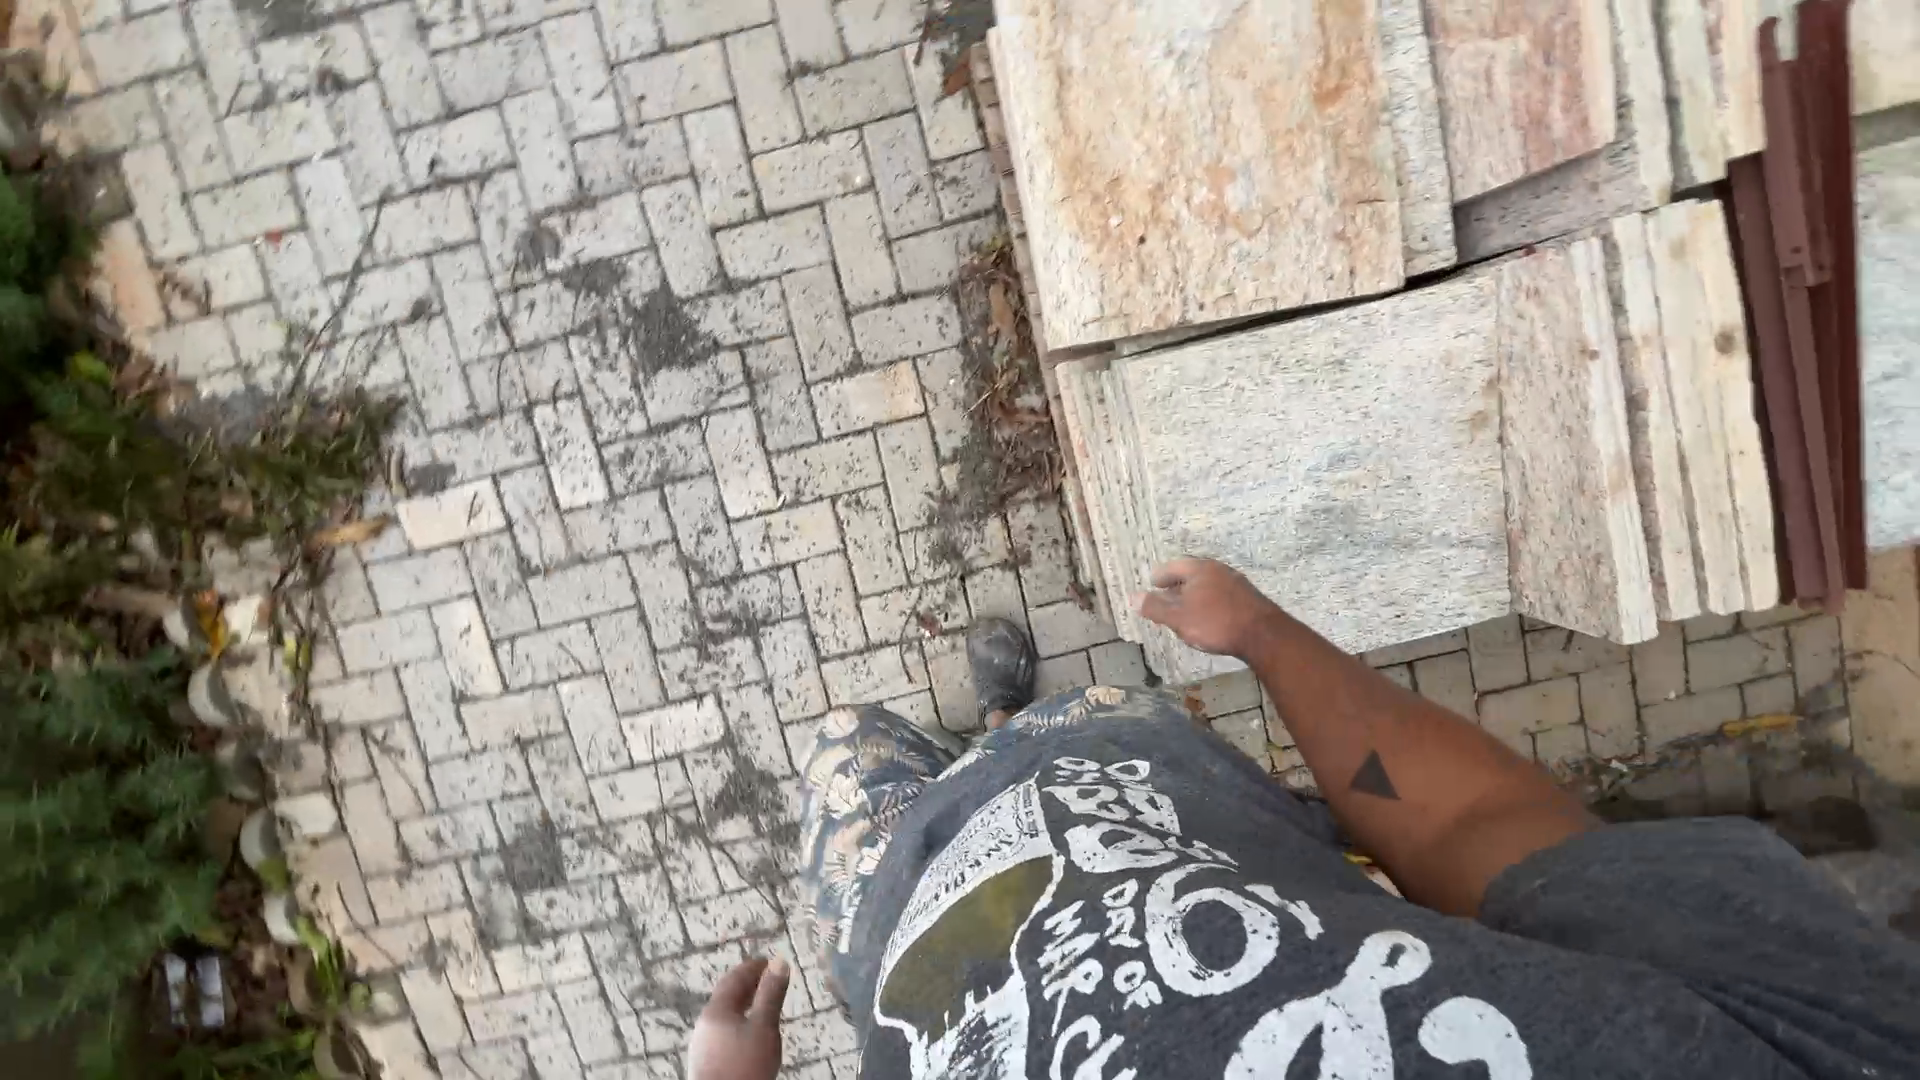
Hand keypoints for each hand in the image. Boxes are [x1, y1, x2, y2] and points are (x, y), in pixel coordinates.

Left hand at [688, 957, 789, 1079]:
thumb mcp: (764, 1027)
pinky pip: (725, 1032)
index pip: (733, 978)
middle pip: (727, 996)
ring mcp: (703, 1045)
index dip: (752, 967)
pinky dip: (741, 1022)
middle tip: (769, 980)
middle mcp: (705, 1024)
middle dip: (749, 985)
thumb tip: (779, 961)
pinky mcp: (707, 1063)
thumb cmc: (744, 1066)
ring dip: (745, 1005)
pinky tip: (752, 1034)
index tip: (770, 961)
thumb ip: (771, 994)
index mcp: (716, 1010)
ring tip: (765, 1005)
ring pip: (726, 1016)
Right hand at [1134, 557, 1284, 658]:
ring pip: (1207, 584)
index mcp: (1199, 569)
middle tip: (1166, 598)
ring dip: (1194, 594)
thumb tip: (1132, 597)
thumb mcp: (1178, 618)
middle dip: (1176, 586)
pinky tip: (1208, 616)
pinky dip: (1209, 601)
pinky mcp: (1248, 598)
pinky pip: (1220, 594)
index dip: (1160, 577)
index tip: (1153, 585)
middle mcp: (1218, 570)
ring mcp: (1236, 583)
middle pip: (1191, 574)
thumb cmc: (1215, 623)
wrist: (1264, 635)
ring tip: (1185, 609)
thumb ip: (1155, 607)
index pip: (1172, 567)